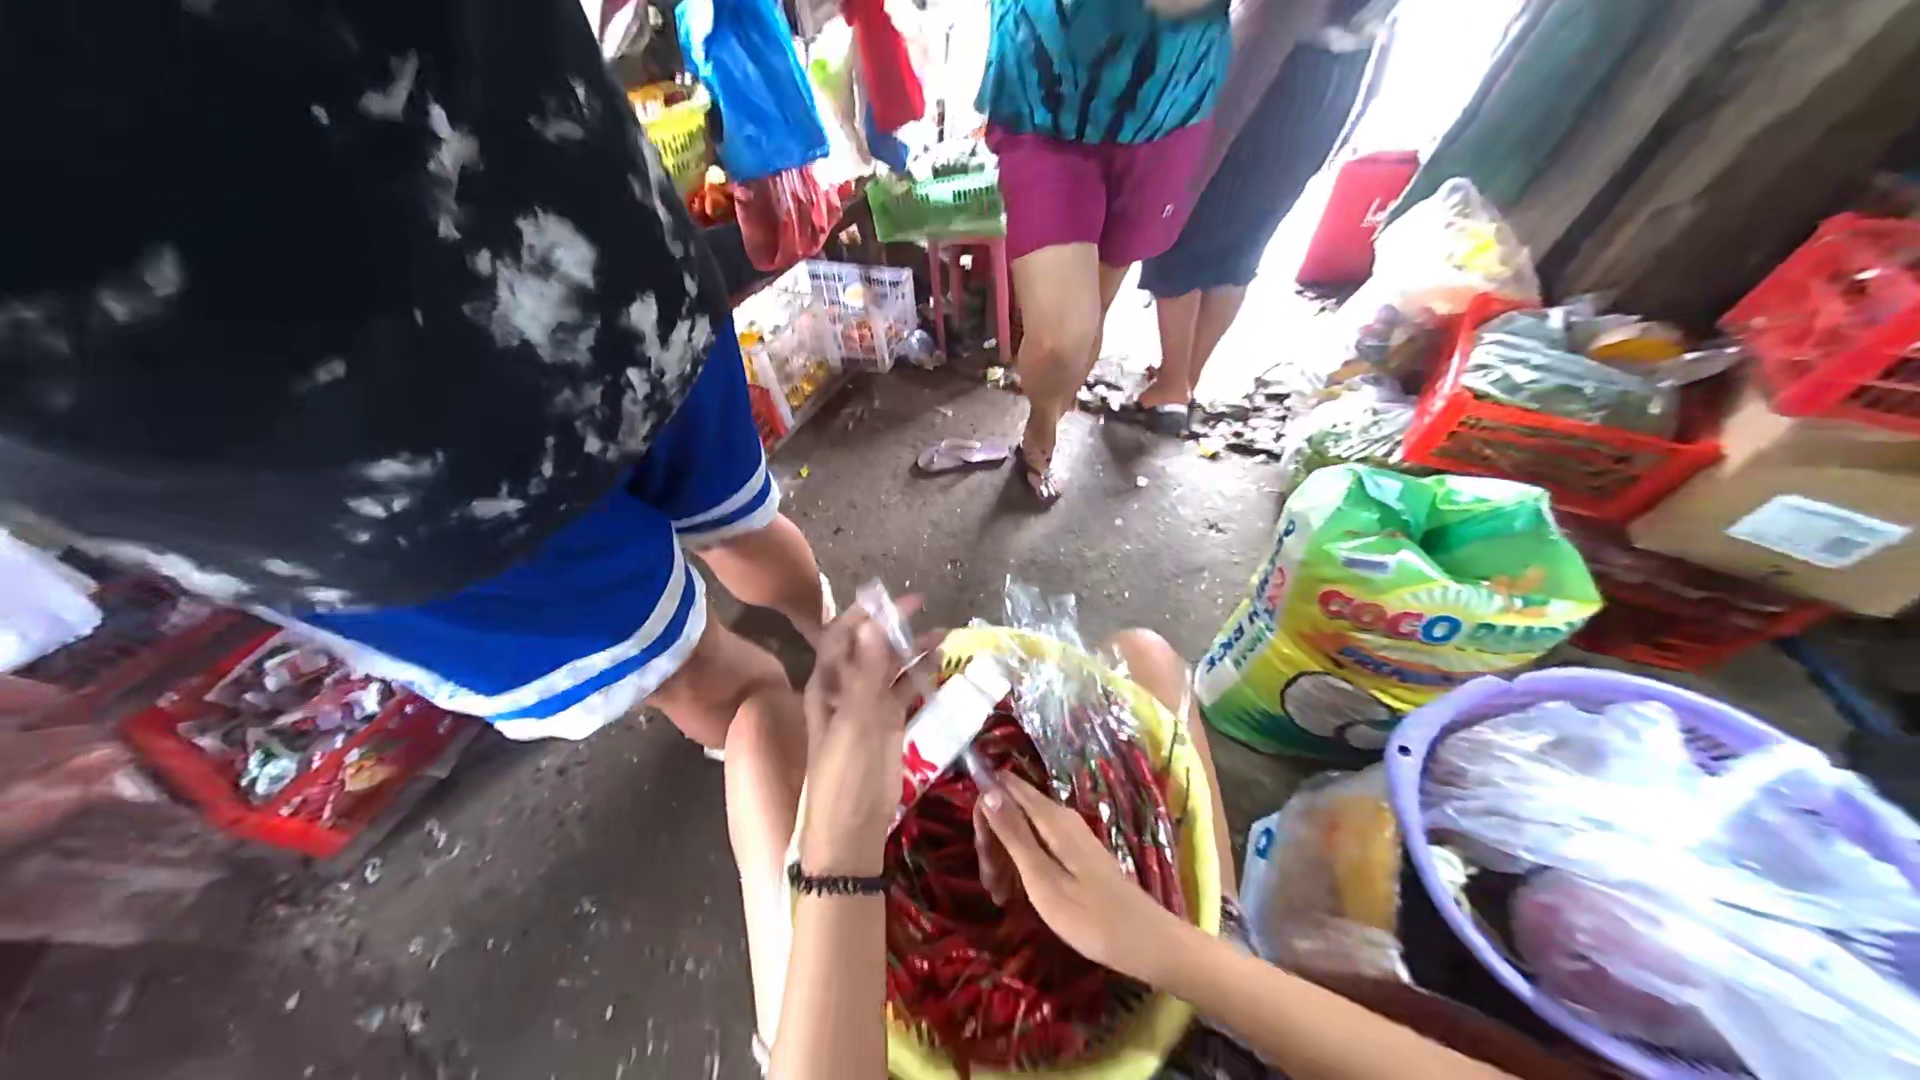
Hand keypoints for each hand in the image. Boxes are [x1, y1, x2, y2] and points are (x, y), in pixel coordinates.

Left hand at [797, 600, 935, 876]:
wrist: (851, 832)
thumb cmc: (845, 776)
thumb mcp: (856, 721)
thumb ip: (867, 672)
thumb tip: (874, 624)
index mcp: (827, 685)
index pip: (841, 636)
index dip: (864, 613)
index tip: (891, 597)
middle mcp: (845, 689)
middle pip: (869, 648)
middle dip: (893, 627)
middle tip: (923, 608)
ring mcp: (867, 707)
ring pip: (890, 668)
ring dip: (911, 650)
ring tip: (942, 634)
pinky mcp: (887, 724)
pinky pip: (904, 692)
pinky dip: (920, 677)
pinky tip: (940, 665)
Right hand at [975, 773, 1190, 983]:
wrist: (1146, 943)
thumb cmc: (1089, 916)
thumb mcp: (1042, 879)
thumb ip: (1013, 833)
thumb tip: (988, 788)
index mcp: (1050, 817)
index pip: (1003, 789)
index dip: (984, 814)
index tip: (981, 853)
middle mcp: (1059, 815)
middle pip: (1011, 811)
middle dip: (993, 842)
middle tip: (992, 887)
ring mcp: (1069, 833)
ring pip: (1022, 831)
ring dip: (1005, 859)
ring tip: (1002, 898)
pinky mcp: (1075, 851)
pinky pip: (1038, 845)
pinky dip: (1023, 866)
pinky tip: (1019, 896)